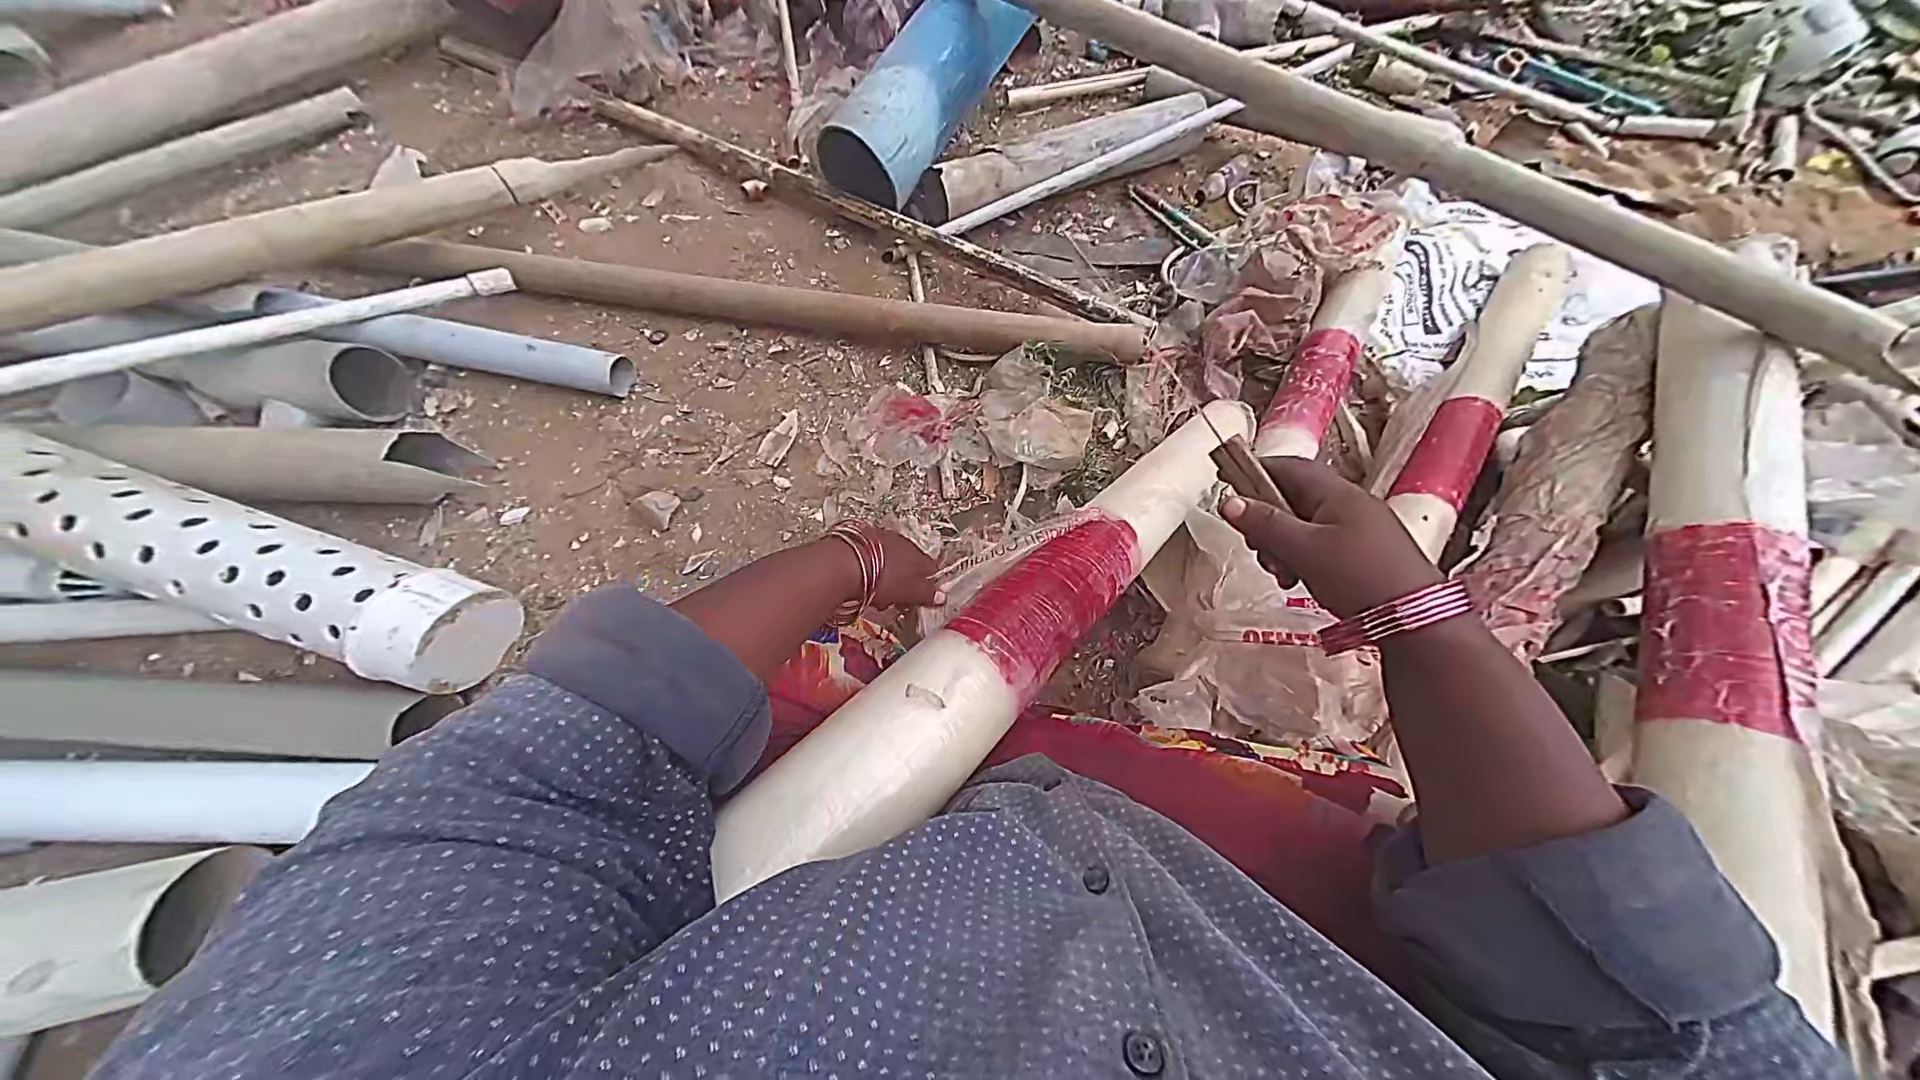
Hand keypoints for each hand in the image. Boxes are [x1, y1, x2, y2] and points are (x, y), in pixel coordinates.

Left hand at [814, 525, 942, 609]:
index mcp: (918, 555)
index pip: (931, 568)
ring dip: (886, 572)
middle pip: (909, 562)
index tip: (918, 598)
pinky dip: (869, 565)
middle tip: (895, 599)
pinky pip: (870, 554)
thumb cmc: (882, 580)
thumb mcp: (909, 592)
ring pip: (889, 558)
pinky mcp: (859, 537)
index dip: (927, 584)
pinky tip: (860, 578)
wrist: (844, 563)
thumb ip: (926, 594)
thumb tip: (942, 596)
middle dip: (904, 580)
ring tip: (875, 592)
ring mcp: (880, 537)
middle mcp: (902, 542)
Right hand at [1219, 457, 1441, 618]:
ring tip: (1281, 571)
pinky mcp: (1359, 555)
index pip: (1289, 467)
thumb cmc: (1359, 576)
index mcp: (1337, 494)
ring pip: (1301, 526)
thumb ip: (1265, 524)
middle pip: (1291, 500)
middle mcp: (1348, 506)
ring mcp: (1356, 530)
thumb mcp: (1304, 549)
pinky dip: (1298, 559)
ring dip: (1280, 546)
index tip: (1228, 482)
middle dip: (1265, 522)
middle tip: (1257, 546)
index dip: (1256, 470)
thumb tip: (1229, 502)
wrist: (1415, 621)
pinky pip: (1316, 546)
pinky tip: (1297, 580)